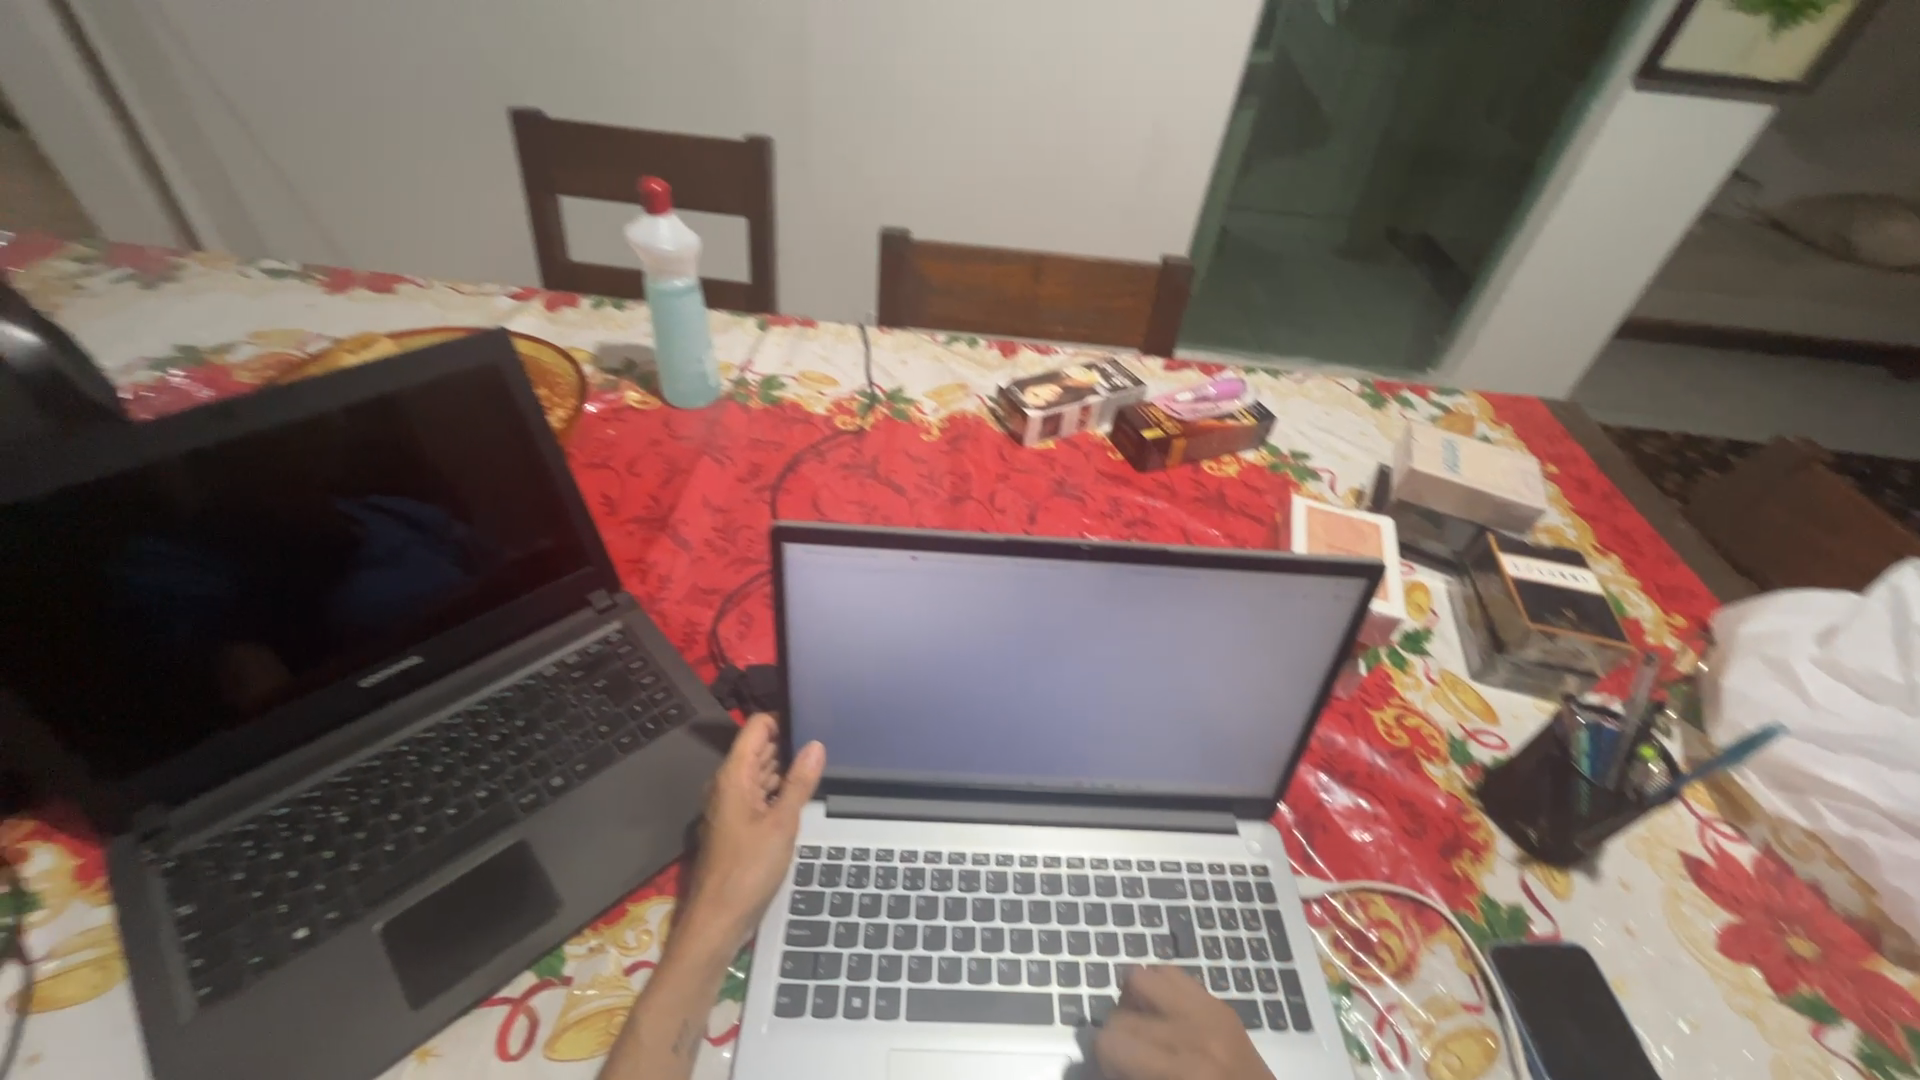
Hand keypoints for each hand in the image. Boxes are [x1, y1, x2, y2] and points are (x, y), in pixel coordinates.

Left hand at [674, 713, 824, 955]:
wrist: (718, 920)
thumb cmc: (749, 869)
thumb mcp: (782, 823)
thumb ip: (799, 782)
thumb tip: (816, 744)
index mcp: (734, 775)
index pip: (756, 727)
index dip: (782, 718)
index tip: (813, 716)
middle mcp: (729, 784)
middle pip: (758, 747)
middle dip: (788, 740)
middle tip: (825, 736)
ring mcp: (732, 804)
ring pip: (760, 771)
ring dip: (785, 765)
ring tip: (820, 759)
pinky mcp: (737, 824)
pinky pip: (759, 793)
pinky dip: (778, 788)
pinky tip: (801, 791)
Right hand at [1092, 967, 1274, 1079]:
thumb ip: (1132, 1073)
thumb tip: (1104, 1055)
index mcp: (1182, 1070)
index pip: (1110, 1042)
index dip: (1104, 1061)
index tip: (1116, 1074)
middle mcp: (1193, 1032)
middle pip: (1121, 1013)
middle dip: (1118, 1039)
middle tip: (1131, 1061)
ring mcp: (1210, 1011)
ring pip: (1141, 977)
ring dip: (1135, 1004)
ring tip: (1146, 1031)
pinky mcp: (1220, 1005)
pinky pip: (1173, 975)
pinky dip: (1161, 993)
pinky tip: (1168, 1020)